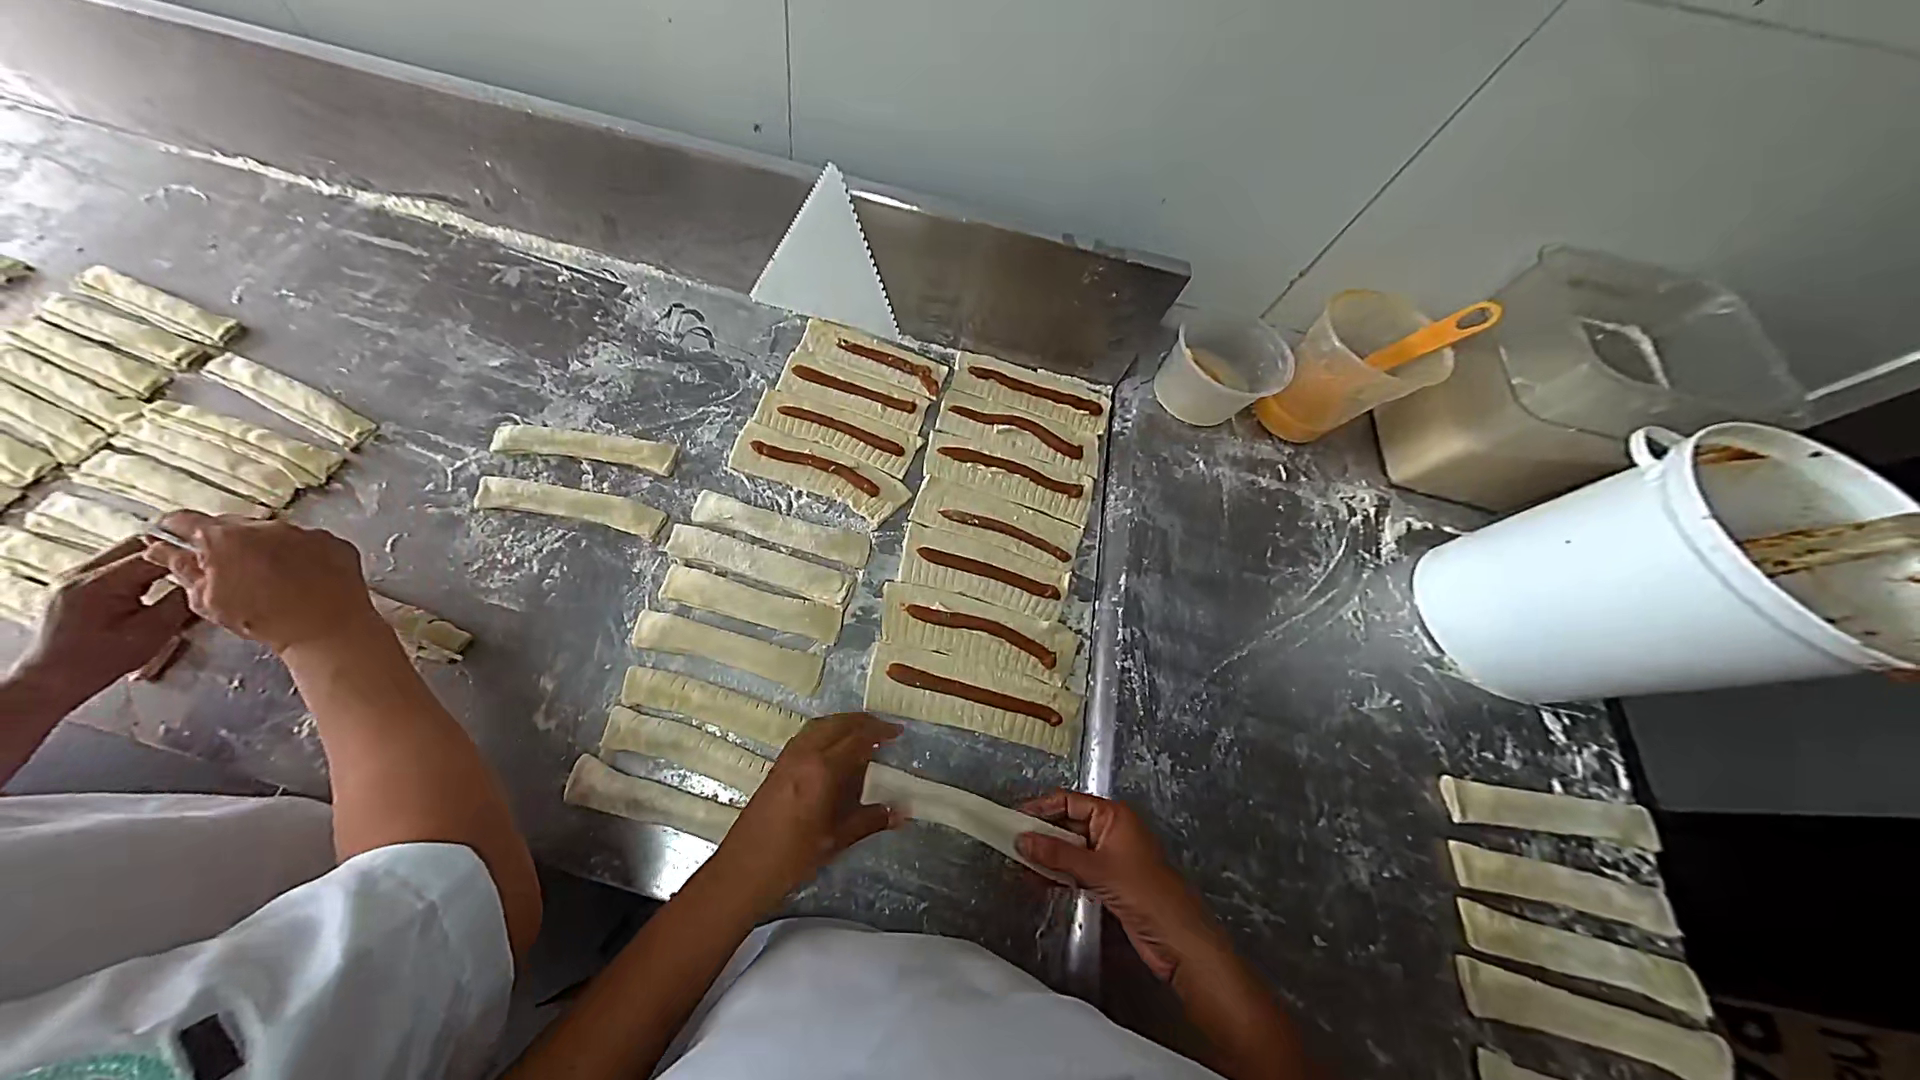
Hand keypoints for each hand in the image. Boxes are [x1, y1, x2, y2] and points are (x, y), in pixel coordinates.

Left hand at [9, 538, 194, 712]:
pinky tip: (159, 581)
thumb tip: (209, 580)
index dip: (189, 556)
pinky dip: (141, 569)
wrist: (54, 678)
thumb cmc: (104, 659)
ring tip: (185, 572)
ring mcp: (72, 578)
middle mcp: (79, 574)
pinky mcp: (74, 585)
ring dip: (157, 560)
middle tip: (204, 563)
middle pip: (135, 545)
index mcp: (98, 584)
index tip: (217, 562)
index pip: (154, 555)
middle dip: (172, 552)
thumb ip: (183, 599)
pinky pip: (115, 565)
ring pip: (125, 552)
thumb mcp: (156, 629)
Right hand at [142, 512, 379, 654]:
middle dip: (226, 541)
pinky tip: (303, 574)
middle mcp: (268, 527)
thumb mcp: (207, 598)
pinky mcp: (336, 543)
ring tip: (270, 575)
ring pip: (275, 532)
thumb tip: (163, 551)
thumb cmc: (262, 618)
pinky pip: (310, 542)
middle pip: (235, 525)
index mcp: (225, 538)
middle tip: (228, 565)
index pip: (186, 520)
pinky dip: (302, 553)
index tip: (172, 534)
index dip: (175, 528)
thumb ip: (184, 569)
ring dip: (266, 546)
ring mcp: (307, 533)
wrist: (327, 627)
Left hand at [708, 712, 900, 910]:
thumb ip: (870, 820)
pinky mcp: (777, 766)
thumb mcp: (837, 839)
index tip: (897, 732)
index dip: (880, 732)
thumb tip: (901, 813)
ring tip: (862, 734)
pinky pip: (807, 736)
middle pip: (838, 723)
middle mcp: (804, 754)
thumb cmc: (793, 857)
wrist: (743, 870)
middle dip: (863, 721)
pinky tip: (834, 749)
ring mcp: (787, 758)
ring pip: (820, 726)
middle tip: (883, 729)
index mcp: (822, 769)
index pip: (857, 738)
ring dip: (843, 723)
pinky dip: (826, 732)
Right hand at [1018, 791, 1227, 980]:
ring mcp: (1110, 856)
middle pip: (1068, 824)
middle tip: (1013, 842)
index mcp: (1114, 815)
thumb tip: (1023, 840)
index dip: (1041, 808)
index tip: (1016, 817)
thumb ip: (1057, 854)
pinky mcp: (1108, 880)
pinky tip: (1038, 879)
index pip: (1070, 801)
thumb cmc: (1146, 894)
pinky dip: (1058, 873)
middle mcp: (1111, 830)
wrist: (1179, 940)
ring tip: (1020, 862)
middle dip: (1042, 834)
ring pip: (1070, 848)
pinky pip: (1075, 869)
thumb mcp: (1097, 870)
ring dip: (1047, 856)